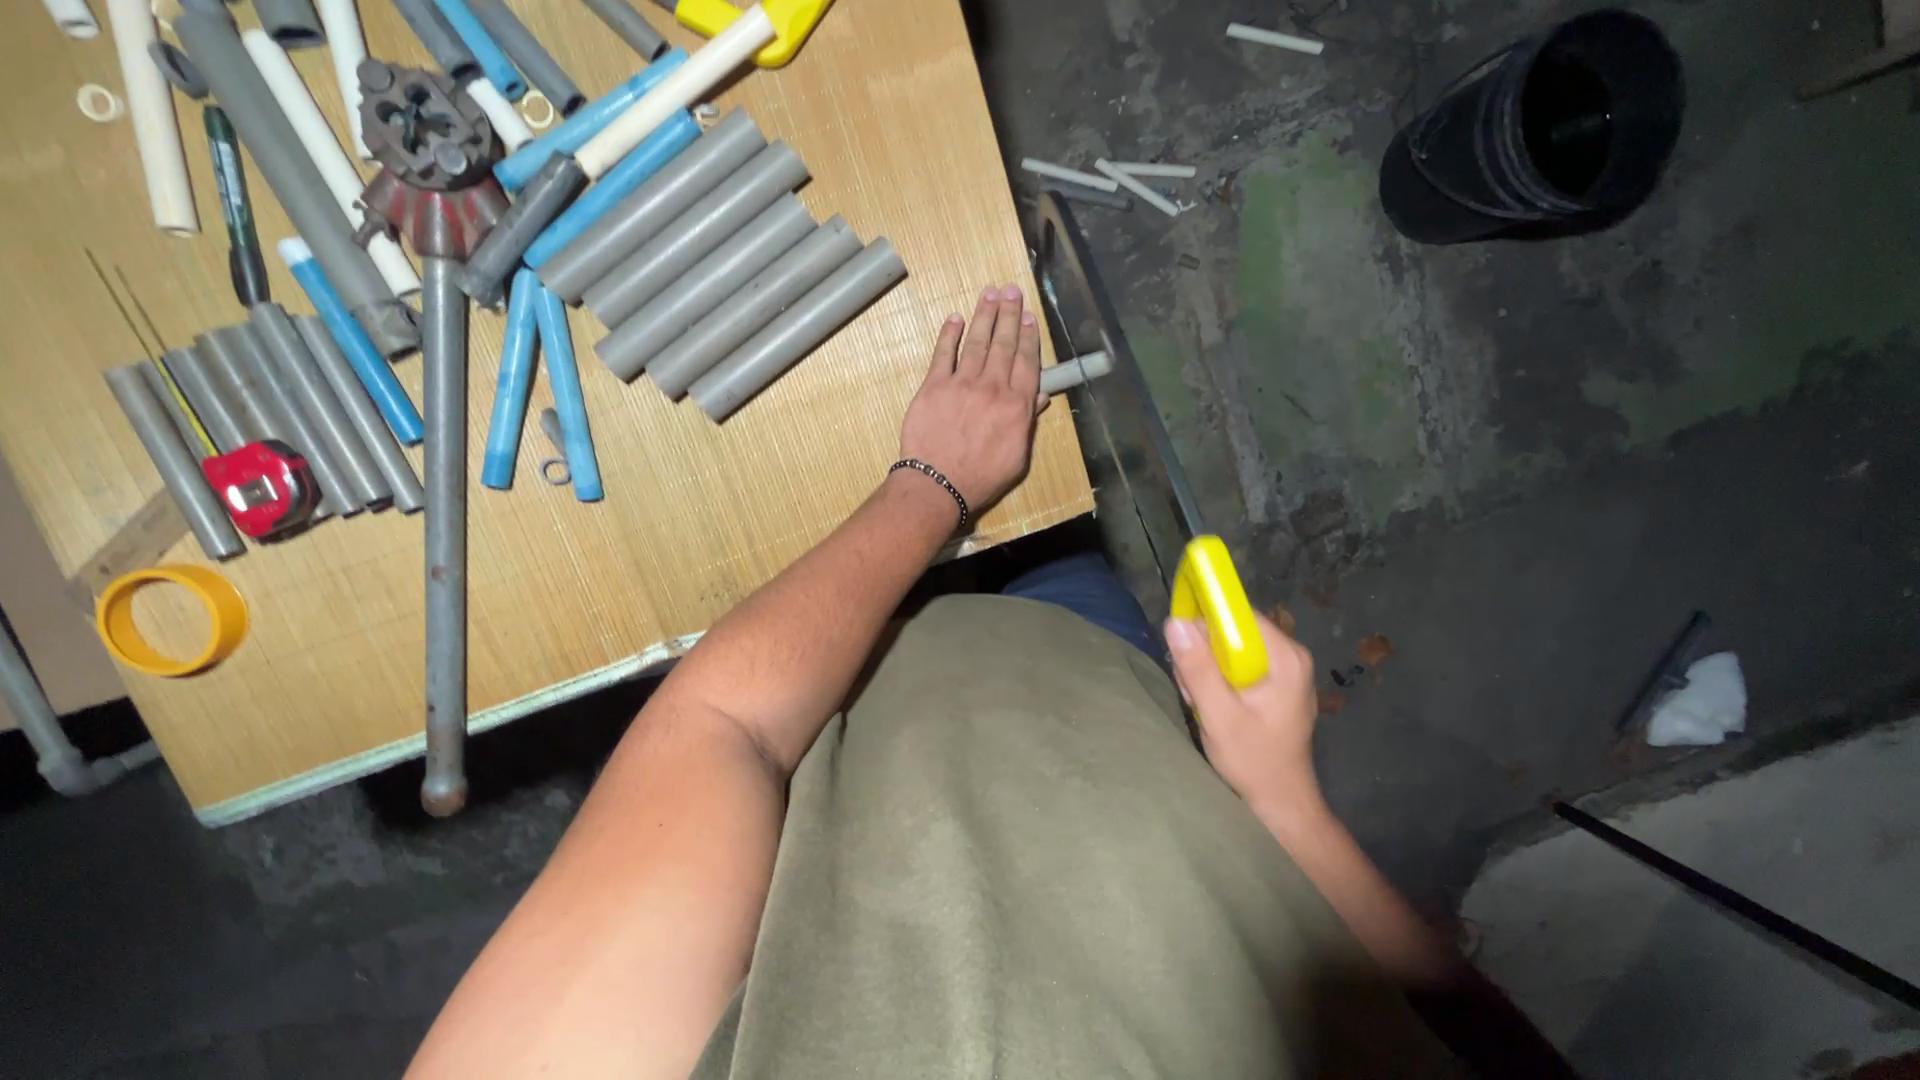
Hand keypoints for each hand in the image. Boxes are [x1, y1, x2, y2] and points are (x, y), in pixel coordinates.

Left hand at [898, 284, 1045, 515]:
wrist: (938, 484)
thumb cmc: (981, 478)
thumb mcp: (1018, 457)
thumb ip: (1027, 421)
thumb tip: (1039, 396)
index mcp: (1016, 405)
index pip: (1026, 362)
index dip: (1028, 337)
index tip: (1028, 316)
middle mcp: (992, 388)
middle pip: (1003, 344)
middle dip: (1008, 315)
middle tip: (1010, 290)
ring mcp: (962, 384)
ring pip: (976, 342)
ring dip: (984, 316)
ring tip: (990, 294)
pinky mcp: (934, 386)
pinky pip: (943, 354)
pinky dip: (949, 334)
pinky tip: (955, 318)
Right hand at [1165, 614, 1321, 814]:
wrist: (1281, 802)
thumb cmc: (1254, 761)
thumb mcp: (1219, 716)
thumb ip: (1199, 669)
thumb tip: (1176, 622)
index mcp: (1286, 658)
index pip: (1239, 616)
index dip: (1206, 625)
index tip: (1184, 650)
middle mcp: (1291, 656)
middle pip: (1234, 632)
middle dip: (1205, 655)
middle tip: (1192, 689)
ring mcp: (1286, 671)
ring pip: (1233, 649)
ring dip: (1208, 671)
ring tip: (1201, 703)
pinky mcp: (1277, 685)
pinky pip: (1240, 665)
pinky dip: (1220, 680)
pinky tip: (1213, 706)